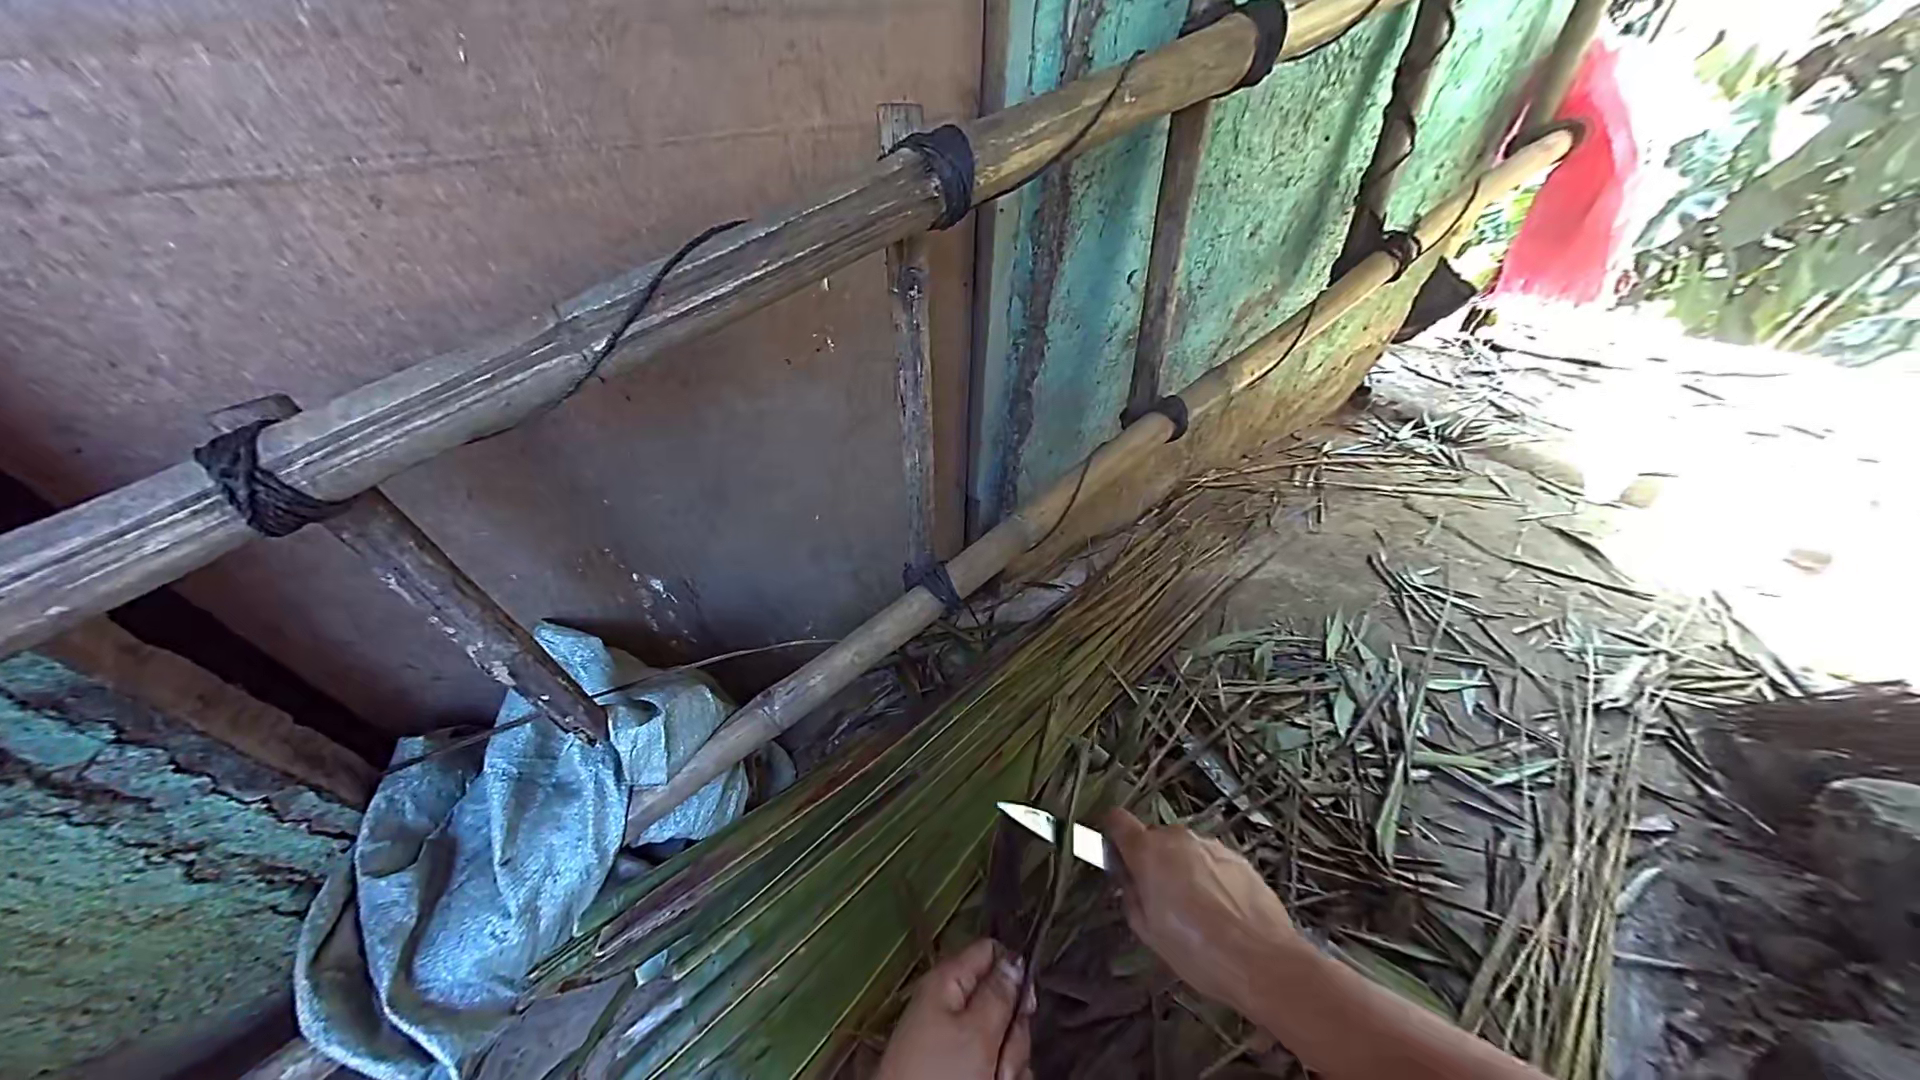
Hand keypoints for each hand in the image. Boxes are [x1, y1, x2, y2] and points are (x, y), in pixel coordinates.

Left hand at [875, 938, 1034, 1079]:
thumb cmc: (940, 1078)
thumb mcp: (975, 1034)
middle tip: (999, 1058)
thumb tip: (1015, 961)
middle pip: (1003, 1001)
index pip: (990, 952)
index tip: (1025, 1003)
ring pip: (1005, 1038)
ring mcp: (957, 1039)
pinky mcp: (962, 1068)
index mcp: (948, 982)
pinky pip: (996, 1063)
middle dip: (1012, 1032)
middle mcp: (952, 1005)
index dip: (1014, 972)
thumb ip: (1000, 995)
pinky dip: (1001, 1077)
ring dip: (1009, 1061)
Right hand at [1101, 807, 1307, 1012]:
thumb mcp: (1148, 932)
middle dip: (1154, 861)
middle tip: (1162, 899)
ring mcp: (1210, 845)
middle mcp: (1177, 838)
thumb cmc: (1196, 950)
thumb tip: (1131, 884)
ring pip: (1186, 851)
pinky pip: (1213, 862)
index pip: (1118, 820)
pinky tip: (1223, 911)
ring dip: (1185, 869)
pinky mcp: (1239, 858)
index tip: (1117, 853)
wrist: (1264, 961)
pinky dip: (1212, 878)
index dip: (1113, 833)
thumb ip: (1131, 897)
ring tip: (1199, 912)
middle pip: (1155, 839)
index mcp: (1147, 851)